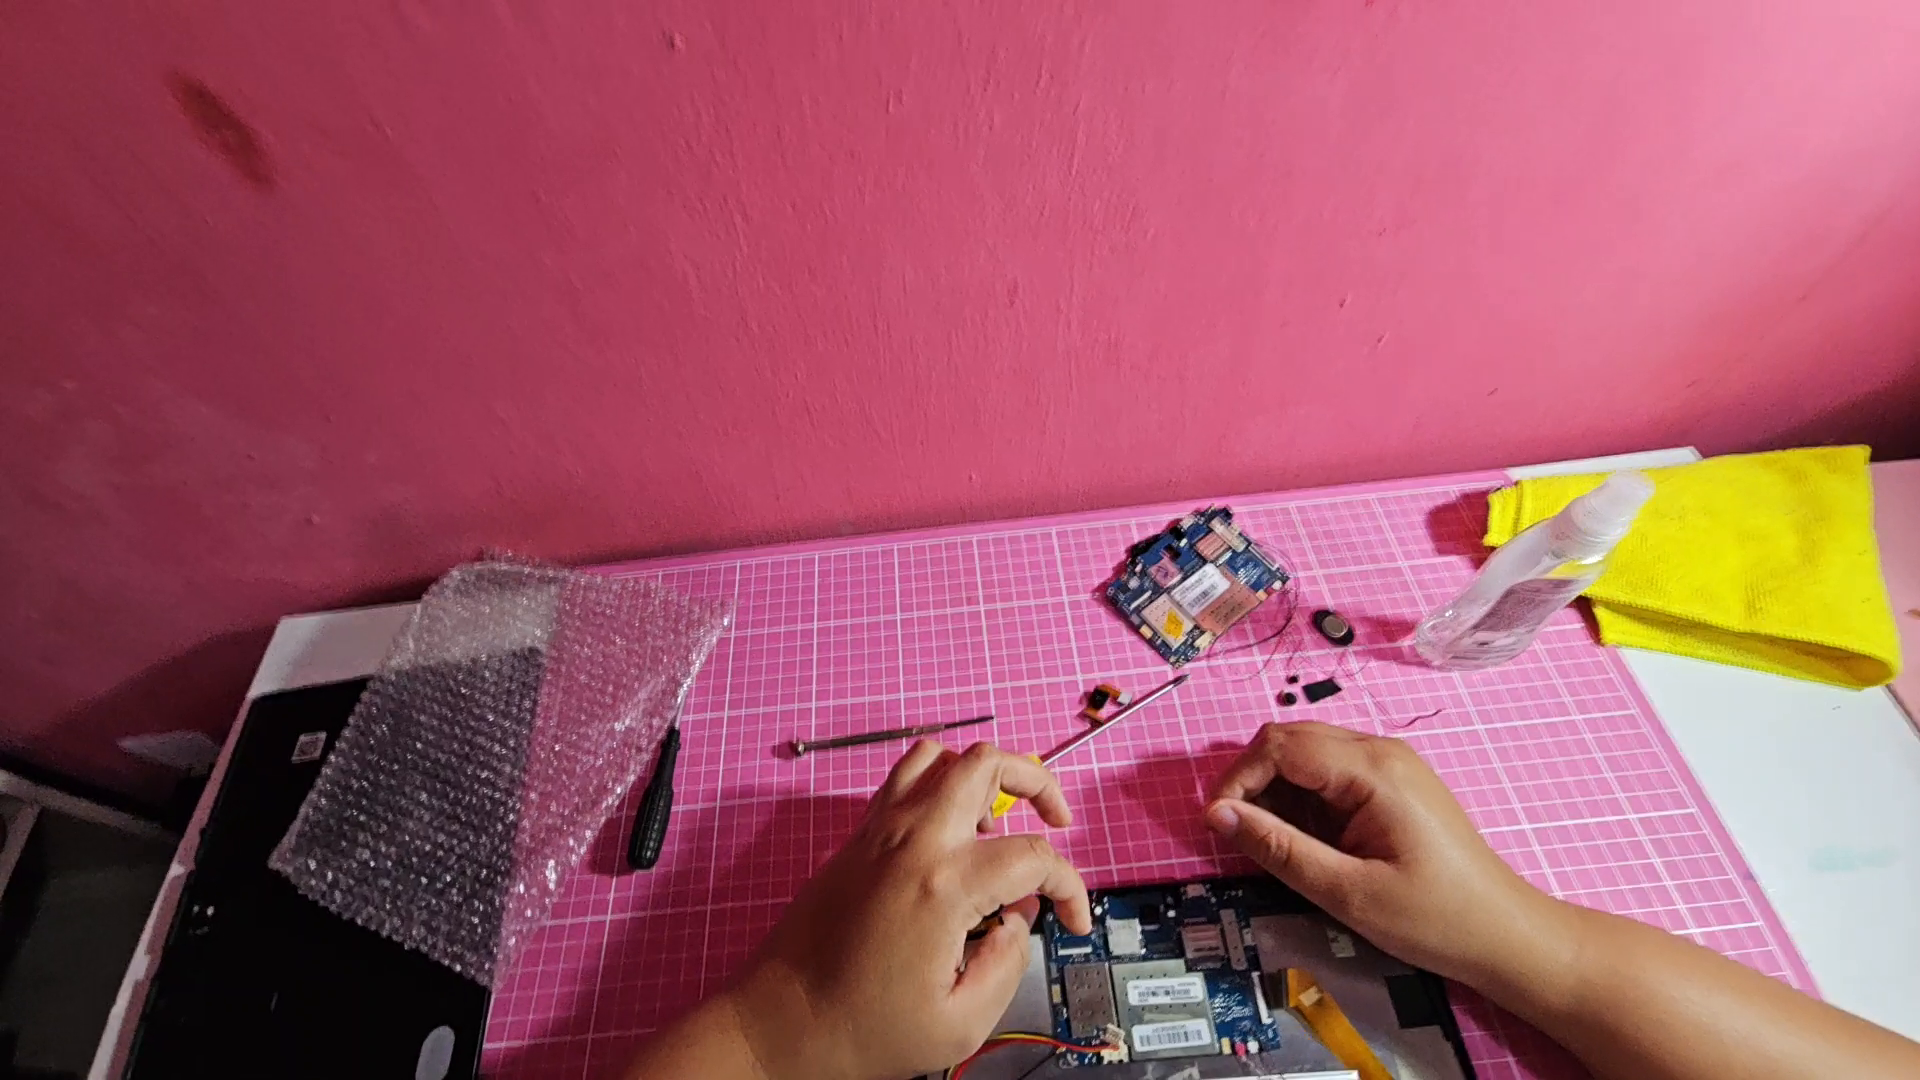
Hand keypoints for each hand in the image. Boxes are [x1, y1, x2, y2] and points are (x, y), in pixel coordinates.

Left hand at [724, 742, 1092, 1079]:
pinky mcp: (862, 831)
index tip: (1072, 917)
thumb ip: (1010, 964)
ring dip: (985, 774)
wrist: (781, 1021)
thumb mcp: (958, 1025)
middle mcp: (915, 838)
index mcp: (944, 885)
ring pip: (945, 755)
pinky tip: (952, 821)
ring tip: (999, 819)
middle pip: (990, 763)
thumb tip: (1019, 920)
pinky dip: (941, 777)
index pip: (1033, 857)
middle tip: (1056, 821)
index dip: (1070, 886)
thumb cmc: (860, 1030)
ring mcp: (884, 825)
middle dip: (1038, 783)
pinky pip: (906, 773)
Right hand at [1203, 721, 1568, 986]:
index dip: (1238, 778)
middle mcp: (1377, 749)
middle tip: (1239, 829)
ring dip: (1274, 786)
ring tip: (1272, 836)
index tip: (1218, 821)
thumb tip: (1216, 814)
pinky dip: (1299, 793)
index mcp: (1372, 769)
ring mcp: (1386, 760)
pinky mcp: (1388, 777)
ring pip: (1303, 750)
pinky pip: (1325, 768)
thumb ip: (1279, 849)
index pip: (1279, 746)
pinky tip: (1304, 832)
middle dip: (1251, 779)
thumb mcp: (1347, 892)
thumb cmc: (1434, 920)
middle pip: (1288, 739)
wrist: (1512, 938)